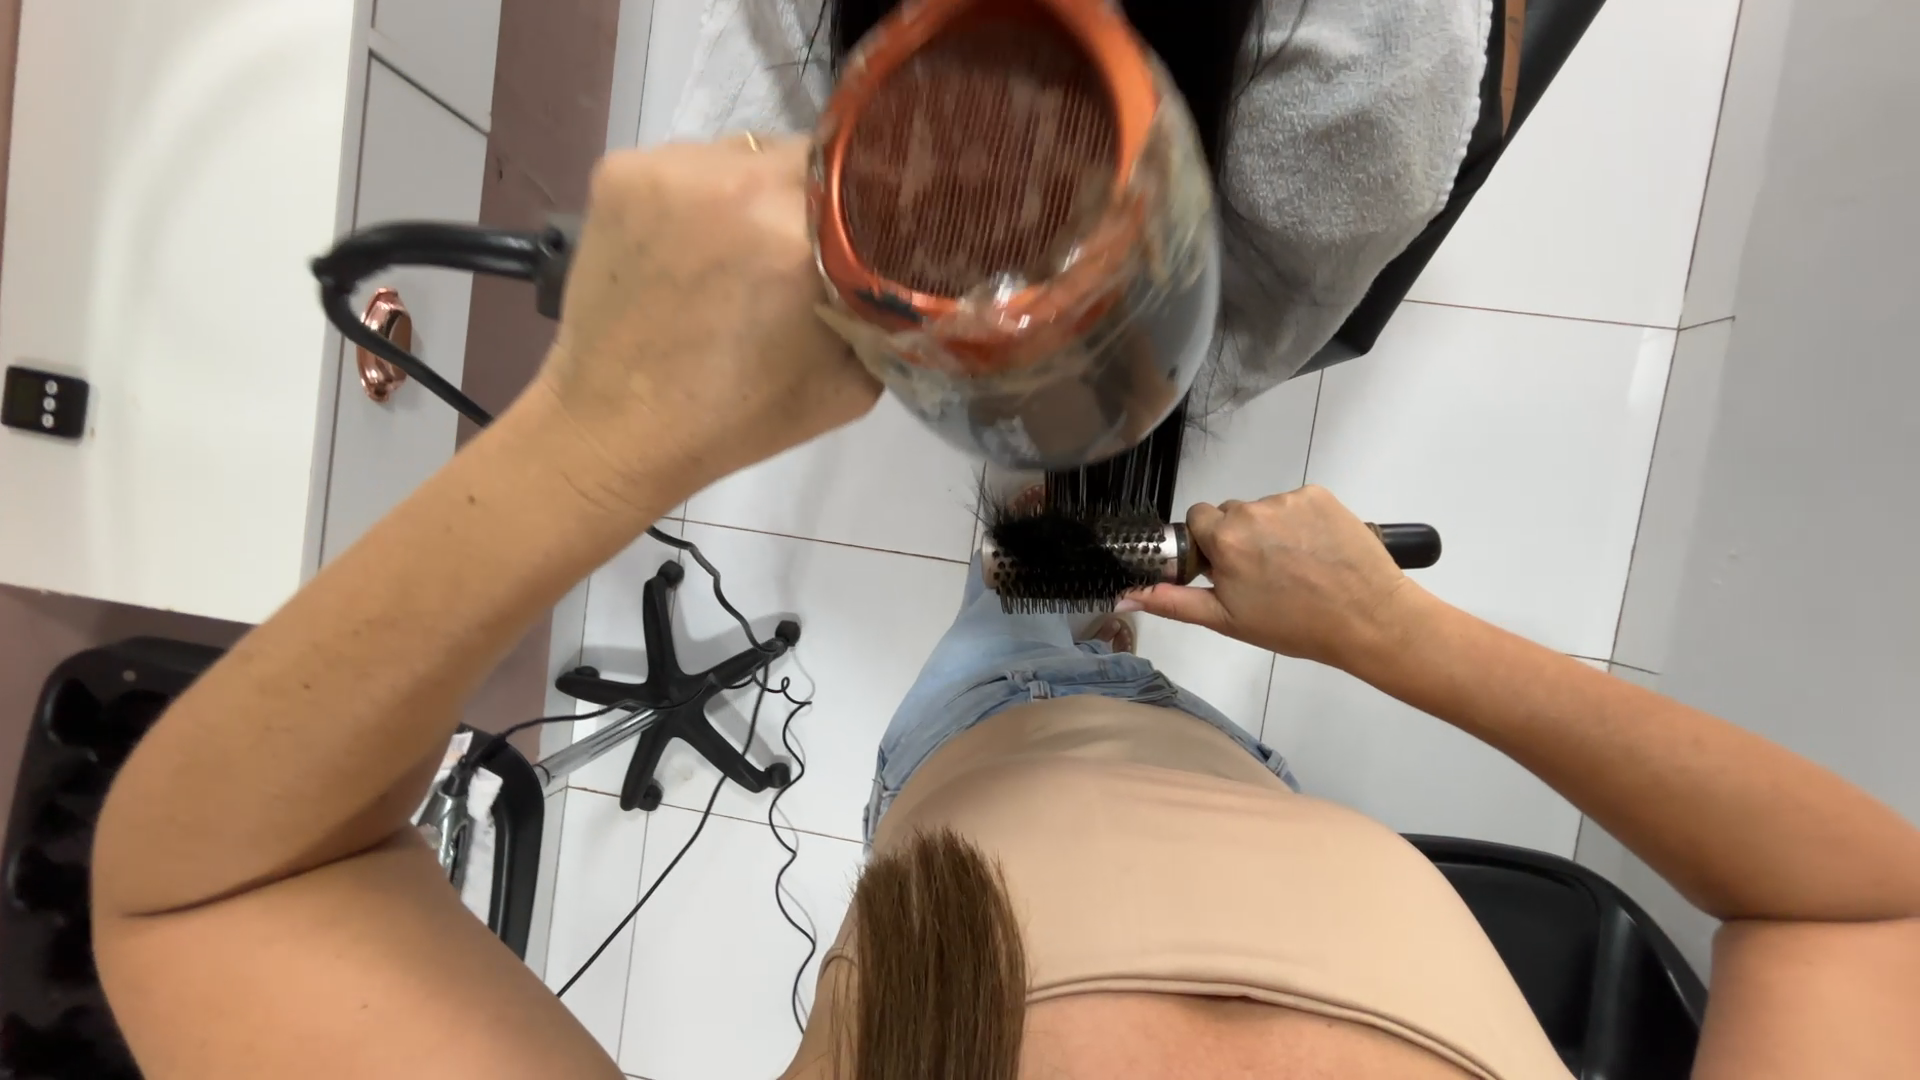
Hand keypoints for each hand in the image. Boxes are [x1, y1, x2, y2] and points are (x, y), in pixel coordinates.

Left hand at [530, 135, 879, 504]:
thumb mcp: (852, 384)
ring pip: (744, 154)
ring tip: (745, 250)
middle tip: (809, 247)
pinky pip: (690, 166)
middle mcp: (736, 182)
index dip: (874, 203)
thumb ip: (881, 316)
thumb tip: (895, 277)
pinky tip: (697, 248)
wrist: (620, 429)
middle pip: (805, 158)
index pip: (865, 179)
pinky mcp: (619, 171)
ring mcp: (669, 169)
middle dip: (817, 199)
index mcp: (798, 239)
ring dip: (758, 193)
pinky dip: (705, 199)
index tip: (874, 234)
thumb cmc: (742, 420)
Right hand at [1127, 486, 1425, 667]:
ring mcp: (1288, 500)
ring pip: (1262, 509)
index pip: (1197, 519)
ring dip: (1268, 530)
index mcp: (1224, 539)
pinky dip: (1299, 521)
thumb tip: (1122, 597)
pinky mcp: (1320, 495)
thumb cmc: (1292, 626)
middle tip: (1262, 572)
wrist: (1368, 620)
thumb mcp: (1225, 620)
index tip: (1226, 567)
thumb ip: (1170, 602)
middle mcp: (1252, 510)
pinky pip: (1294, 502)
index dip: (1208, 543)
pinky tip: (1315, 549)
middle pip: (1230, 513)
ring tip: (1295, 564)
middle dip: (1237, 536)